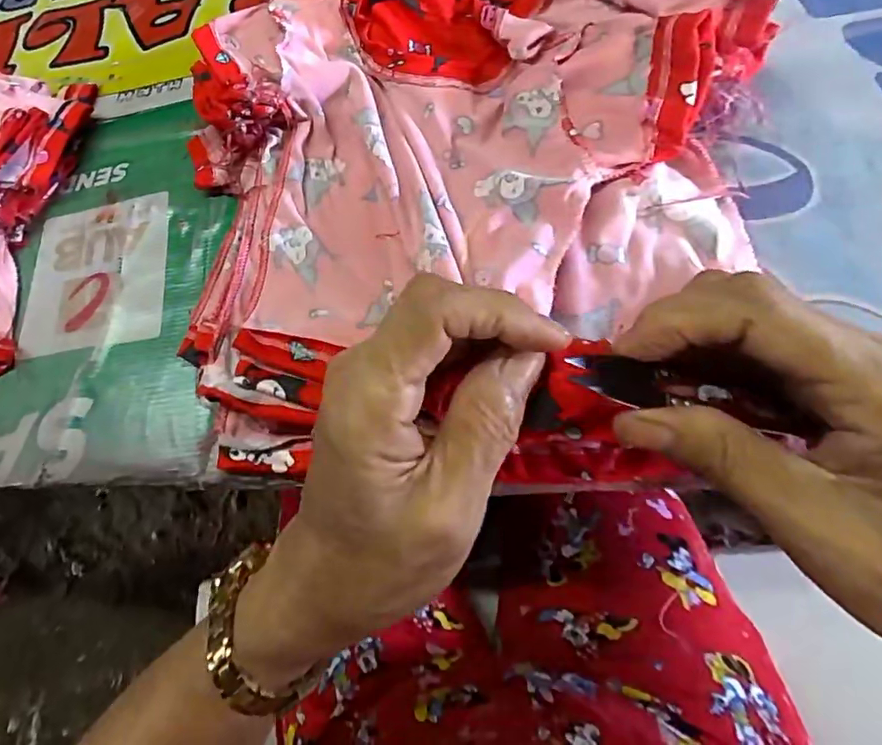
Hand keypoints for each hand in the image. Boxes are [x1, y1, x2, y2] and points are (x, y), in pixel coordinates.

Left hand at [231, 275, 568, 686]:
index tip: (555, 344)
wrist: (326, 578)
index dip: (499, 311)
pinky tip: (496, 380)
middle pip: (430, 302)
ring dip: (484, 331)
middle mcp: (359, 363)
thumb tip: (526, 356)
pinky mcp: (372, 382)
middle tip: (549, 357)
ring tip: (534, 368)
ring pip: (429, 317)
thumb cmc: (386, 559)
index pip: (433, 308)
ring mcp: (362, 369)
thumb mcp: (451, 505)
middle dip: (495, 316)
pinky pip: (423, 344)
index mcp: (371, 389)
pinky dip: (466, 350)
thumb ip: (486, 422)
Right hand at [610, 271, 881, 744]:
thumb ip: (722, 456)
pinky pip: (779, 354)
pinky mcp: (865, 391)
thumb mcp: (819, 528)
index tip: (620, 357)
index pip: (759, 310)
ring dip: (696, 342)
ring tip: (651, 383)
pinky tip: (701, 398)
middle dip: (677, 324)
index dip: (676, 320)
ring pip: (763, 320)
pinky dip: (724, 365)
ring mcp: (876, 370)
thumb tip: (627, 417)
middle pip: (756, 300)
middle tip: (628, 371)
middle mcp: (881, 357)